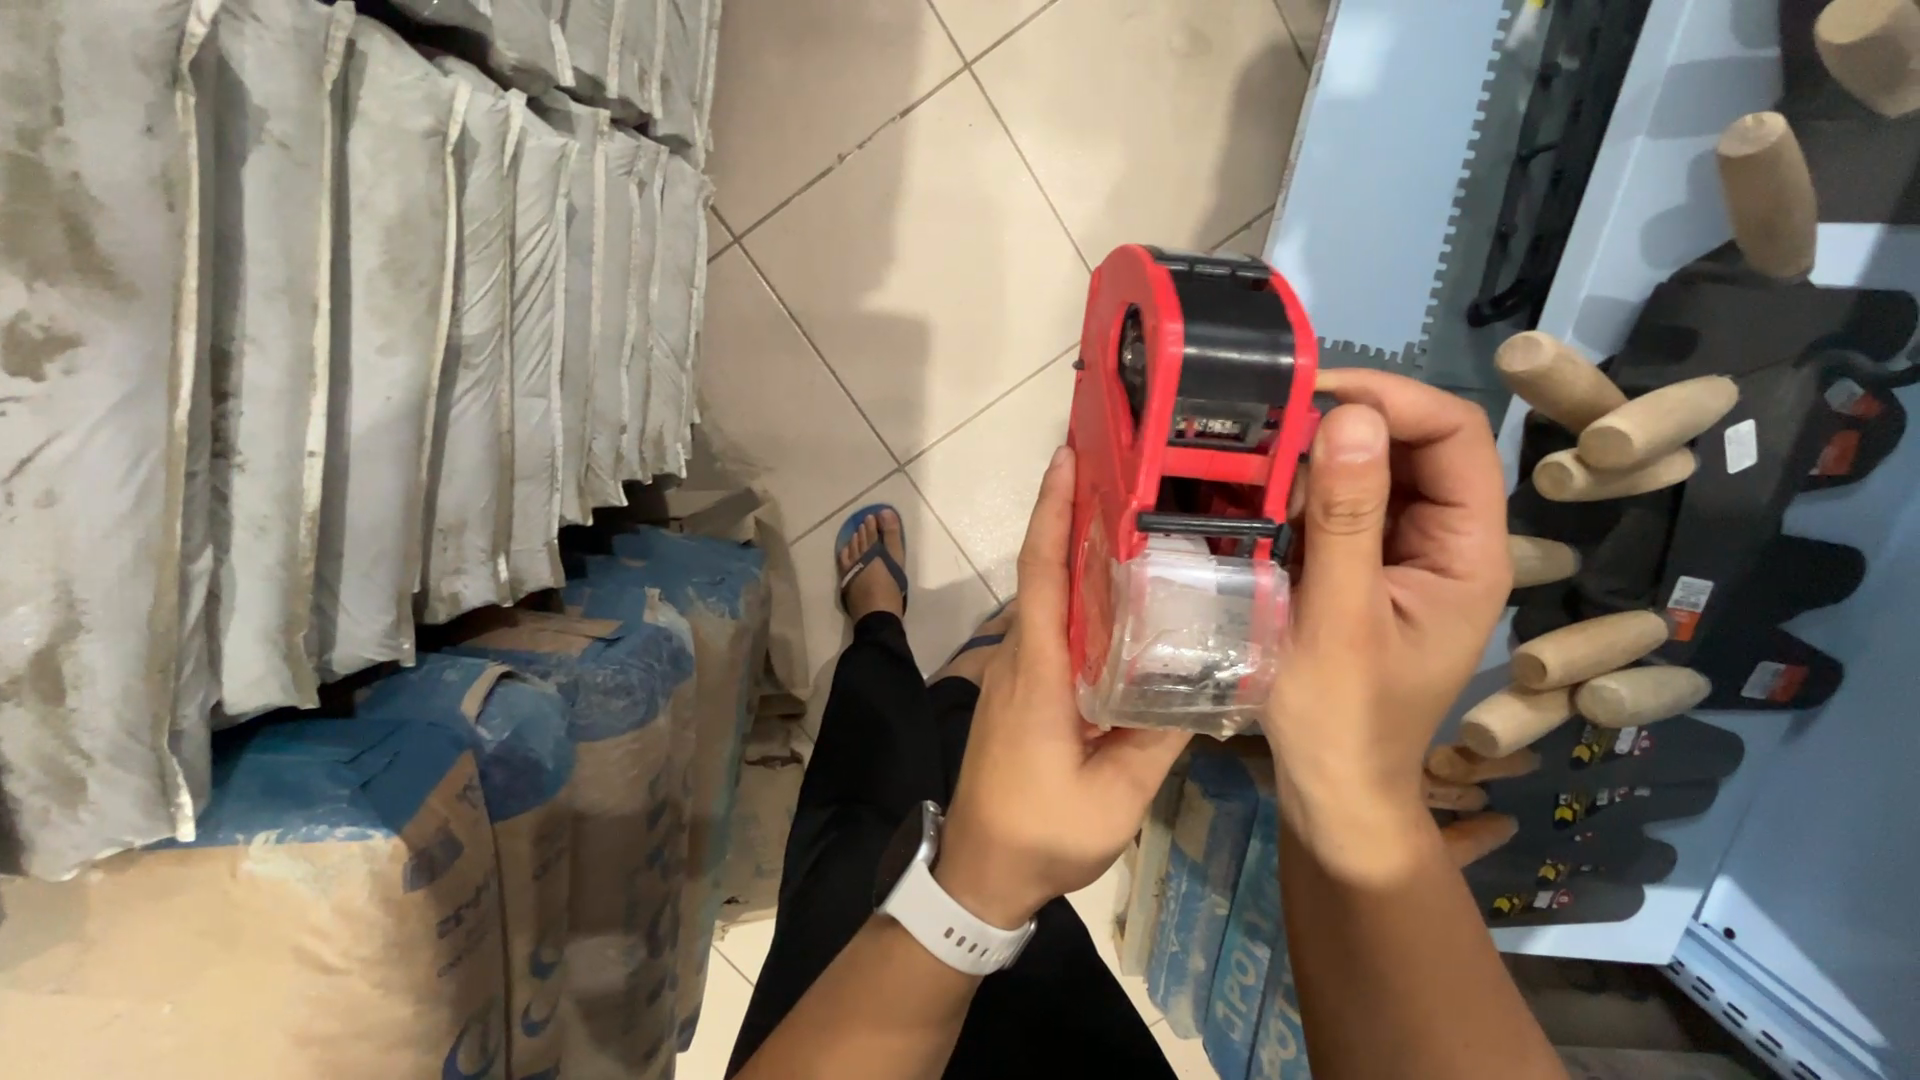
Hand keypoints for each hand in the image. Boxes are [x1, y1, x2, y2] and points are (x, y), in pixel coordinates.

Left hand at [936, 446, 1191, 928]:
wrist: (981, 870)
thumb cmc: (1041, 834)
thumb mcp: (1115, 797)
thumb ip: (1158, 738)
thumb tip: (1205, 682)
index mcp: (1037, 673)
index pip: (1041, 574)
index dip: (1051, 512)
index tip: (1066, 458)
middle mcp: (1019, 657)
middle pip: (1043, 571)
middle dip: (1070, 513)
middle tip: (1119, 470)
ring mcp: (1014, 671)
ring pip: (1047, 596)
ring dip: (1075, 550)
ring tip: (1131, 515)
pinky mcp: (1019, 687)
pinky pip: (1050, 625)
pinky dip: (1077, 593)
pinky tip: (1119, 593)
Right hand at [1262, 371, 1510, 878]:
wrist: (1330, 785)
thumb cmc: (1340, 714)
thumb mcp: (1338, 616)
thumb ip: (1346, 517)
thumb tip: (1348, 415)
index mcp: (1469, 551)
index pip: (1453, 435)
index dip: (1392, 399)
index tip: (1311, 394)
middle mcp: (1447, 540)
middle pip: (1412, 445)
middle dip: (1344, 427)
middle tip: (1267, 433)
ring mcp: (1404, 554)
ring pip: (1370, 471)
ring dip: (1314, 460)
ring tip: (1256, 470)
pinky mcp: (1363, 568)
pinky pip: (1340, 507)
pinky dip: (1300, 494)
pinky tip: (1260, 503)